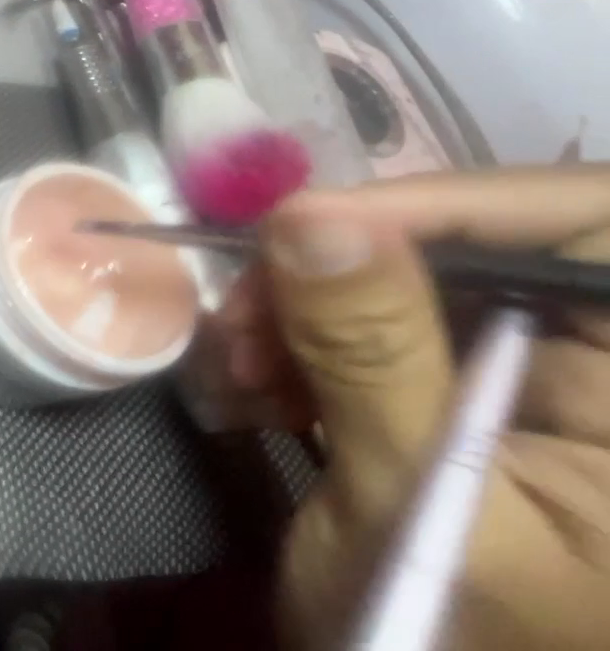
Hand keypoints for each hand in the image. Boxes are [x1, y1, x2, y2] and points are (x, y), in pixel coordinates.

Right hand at [261, 166, 609, 649]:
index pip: (598, 230)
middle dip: (339, 266)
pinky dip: (293, 340)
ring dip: (297, 308)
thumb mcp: (409, 494)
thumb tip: (307, 213)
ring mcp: (531, 381)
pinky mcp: (453, 390)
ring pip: (401, 278)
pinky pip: (364, 322)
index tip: (312, 223)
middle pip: (477, 248)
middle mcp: (604, 373)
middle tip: (243, 311)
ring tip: (239, 368)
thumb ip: (370, 353)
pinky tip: (252, 387)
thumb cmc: (443, 633)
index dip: (460, 205)